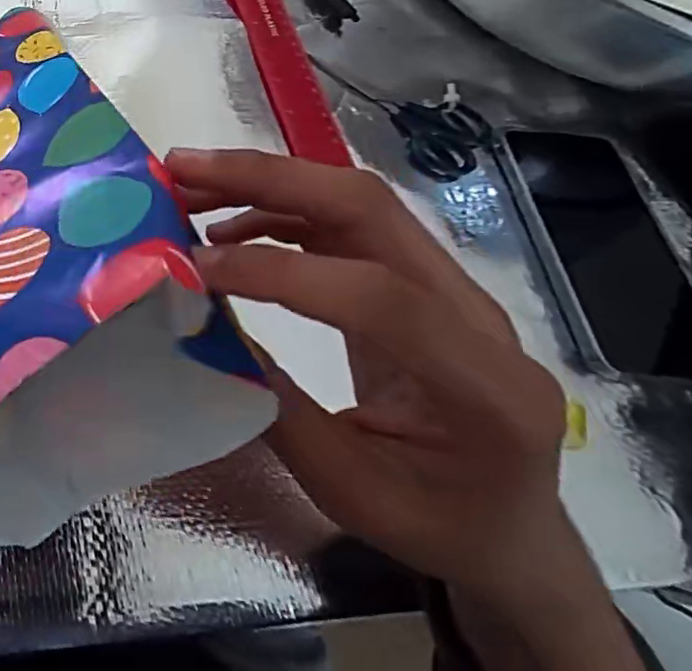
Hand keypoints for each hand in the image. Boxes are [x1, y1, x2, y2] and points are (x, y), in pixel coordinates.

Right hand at [165, 148, 639, 670]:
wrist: (507, 521)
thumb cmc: (437, 522)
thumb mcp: (352, 491)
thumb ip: (281, 412)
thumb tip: (206, 329)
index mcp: (484, 387)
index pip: (380, 298)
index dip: (280, 272)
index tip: (196, 267)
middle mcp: (476, 311)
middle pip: (372, 210)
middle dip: (270, 179)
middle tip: (184, 170)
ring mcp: (450, 283)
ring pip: (355, 202)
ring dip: (268, 184)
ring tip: (192, 188)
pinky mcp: (417, 275)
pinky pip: (347, 223)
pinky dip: (282, 212)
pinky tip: (232, 226)